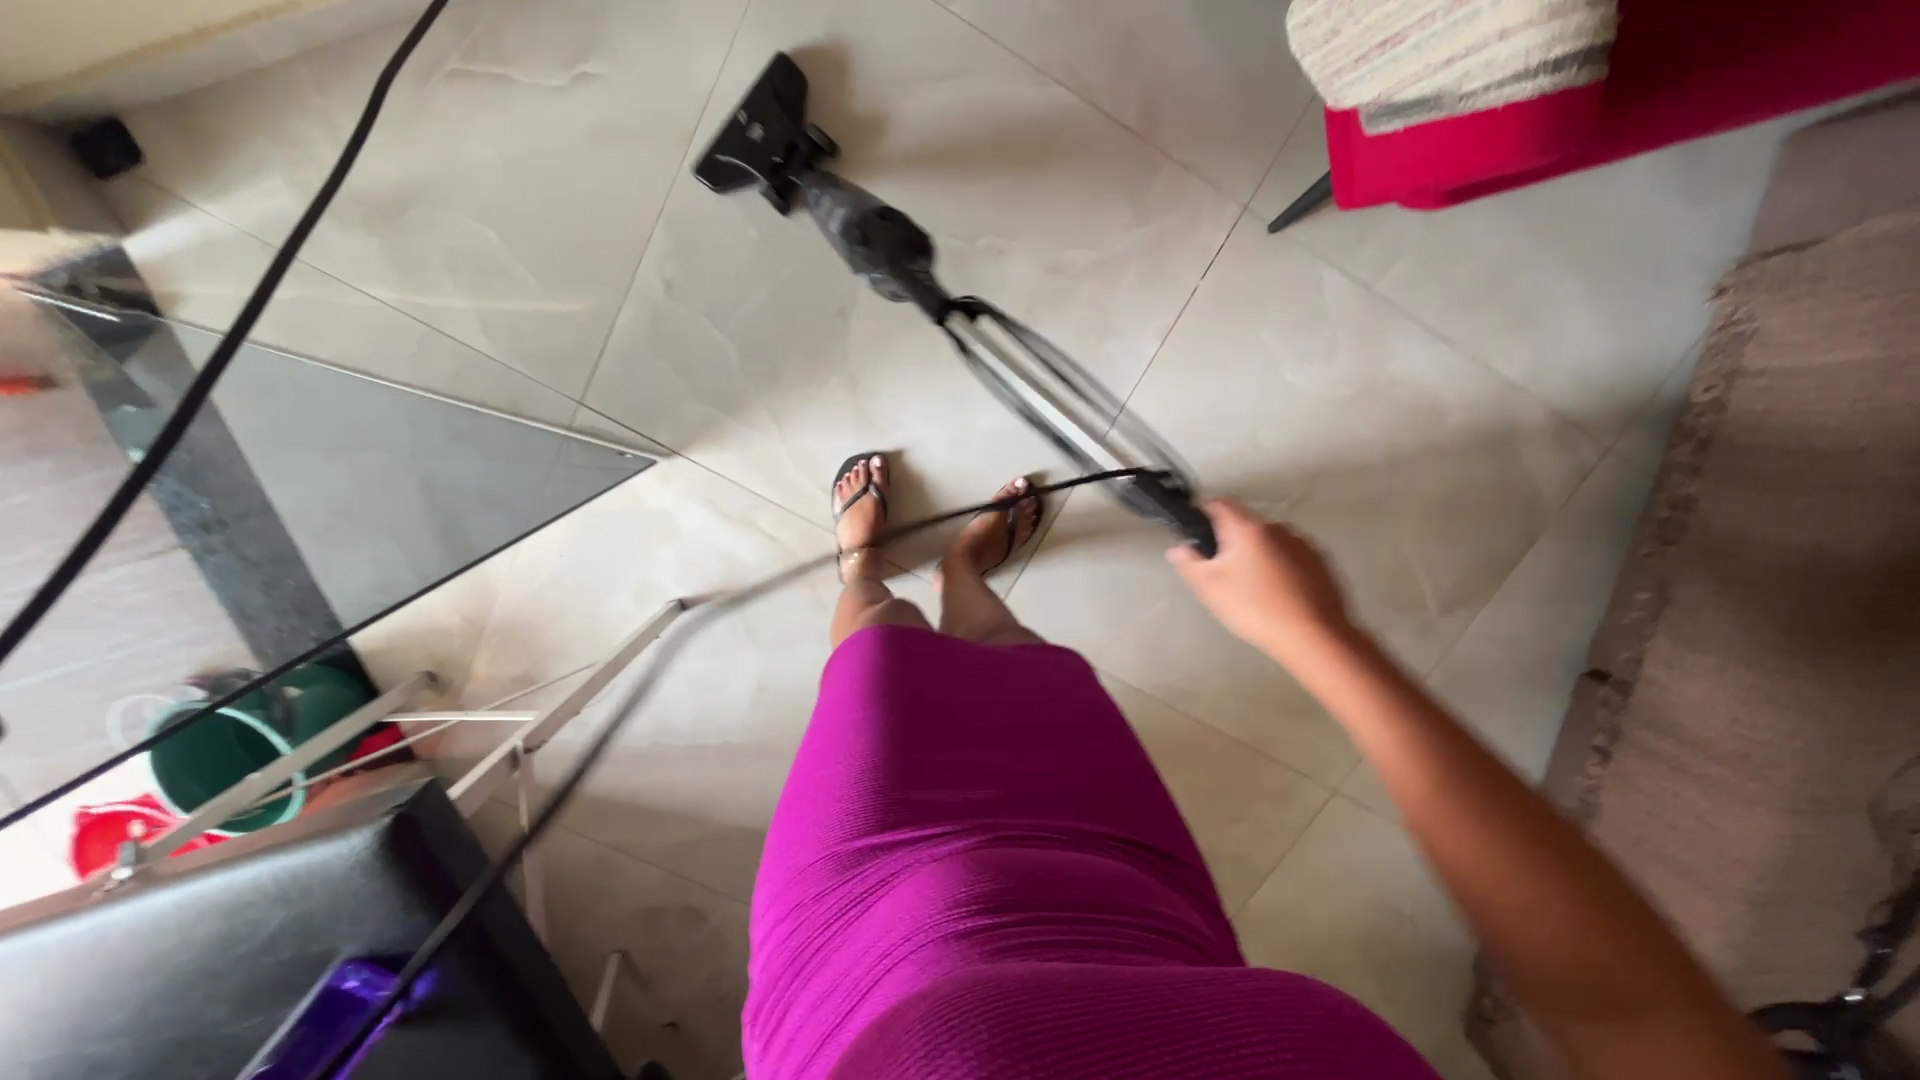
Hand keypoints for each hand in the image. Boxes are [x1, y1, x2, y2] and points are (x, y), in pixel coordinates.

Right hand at [1167, 499, 1353, 661]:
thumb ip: (1189, 563)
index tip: (1198, 533)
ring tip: (1255, 588)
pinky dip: (1283, 568)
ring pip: (1271, 542)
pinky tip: (1280, 595)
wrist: (1314, 636)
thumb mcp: (1210, 589)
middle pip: (1246, 525)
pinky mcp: (1322, 563)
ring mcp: (1304, 544)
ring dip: (1259, 555)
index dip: (1204, 513)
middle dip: (1232, 542)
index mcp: (1248, 529)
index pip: (1220, 504)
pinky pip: (1293, 558)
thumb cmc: (1255, 609)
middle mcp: (1278, 528)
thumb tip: (1179, 548)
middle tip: (1224, 573)